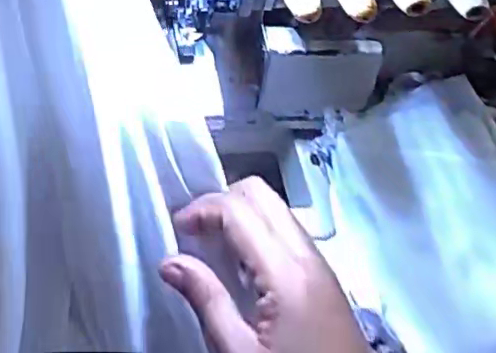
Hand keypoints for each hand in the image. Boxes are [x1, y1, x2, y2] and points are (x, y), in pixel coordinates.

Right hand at [161, 178, 368, 352]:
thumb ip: (208, 301)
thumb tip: (171, 262)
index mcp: (286, 270)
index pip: (239, 209)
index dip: (203, 208)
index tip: (176, 226)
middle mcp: (306, 253)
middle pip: (261, 194)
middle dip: (222, 201)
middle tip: (194, 231)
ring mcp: (319, 262)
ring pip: (276, 207)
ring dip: (242, 213)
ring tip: (212, 245)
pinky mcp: (324, 276)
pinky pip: (287, 229)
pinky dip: (260, 229)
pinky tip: (242, 263)